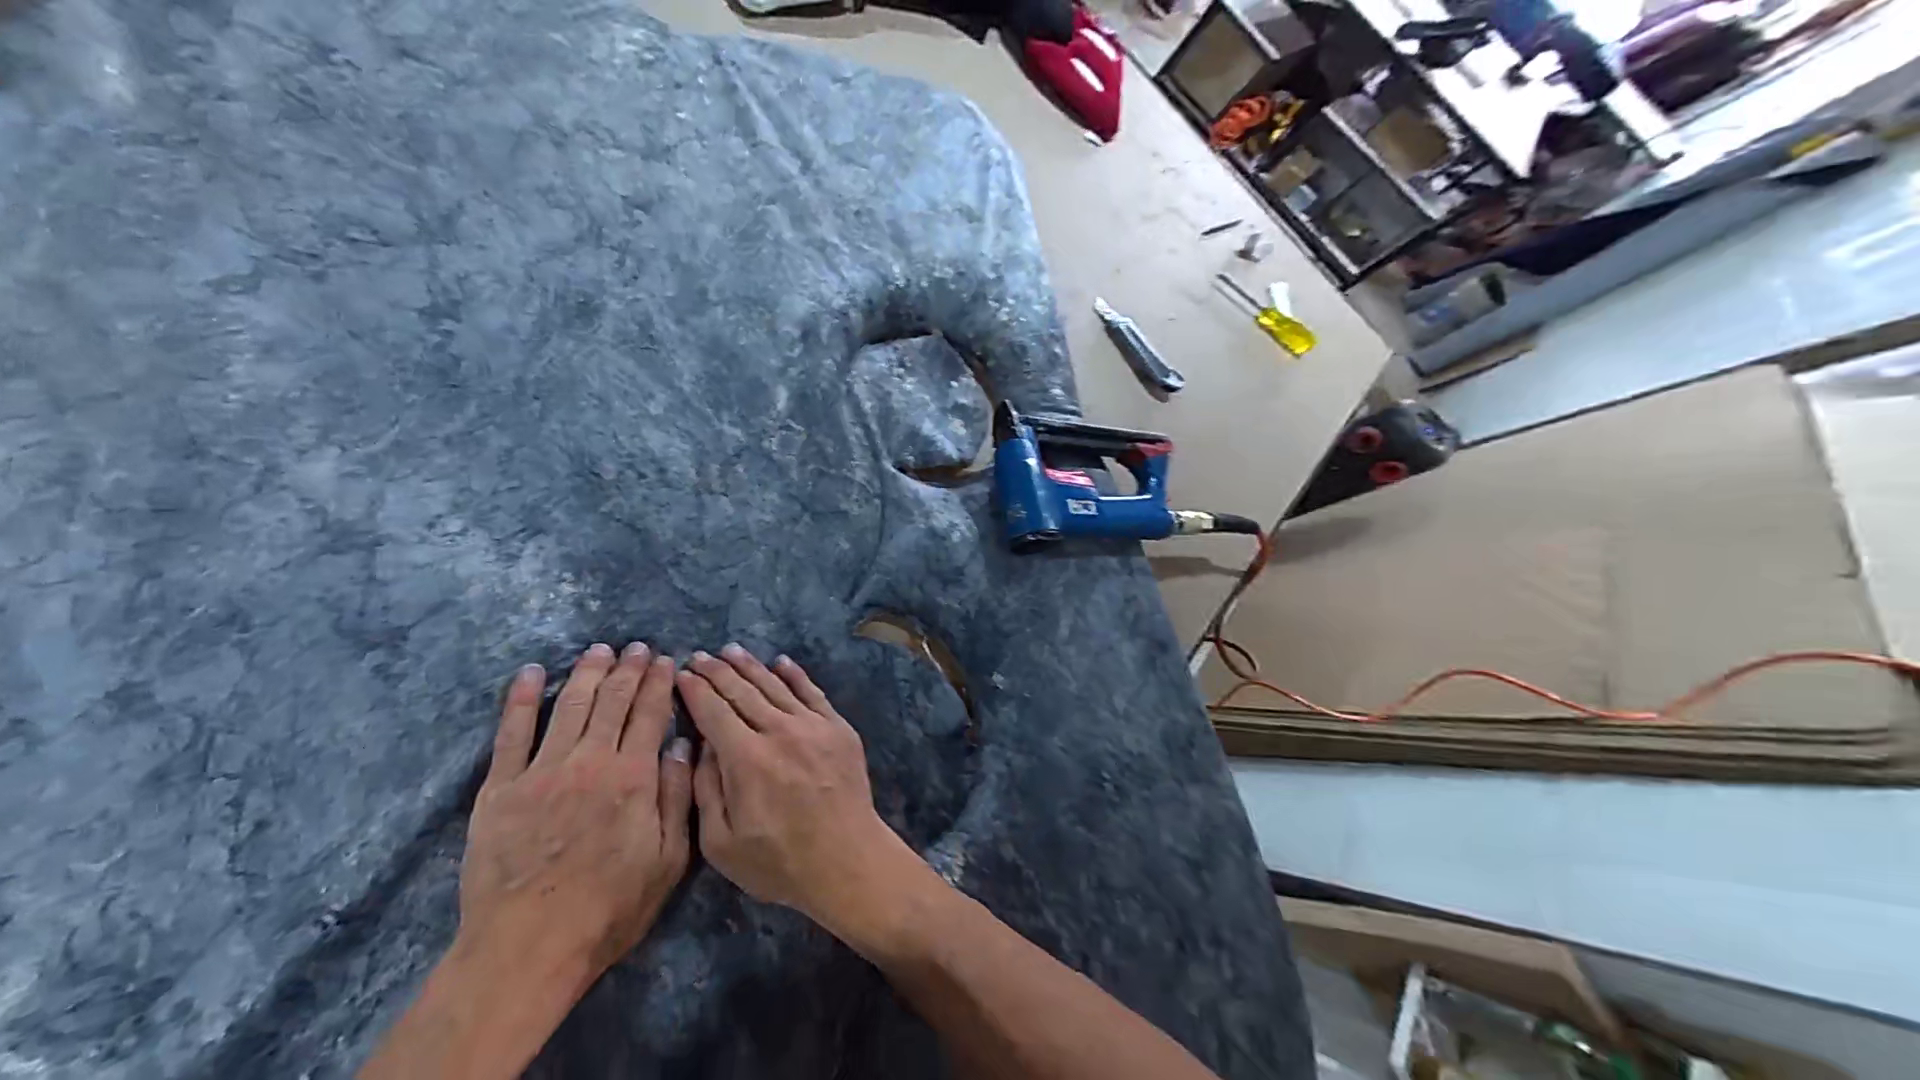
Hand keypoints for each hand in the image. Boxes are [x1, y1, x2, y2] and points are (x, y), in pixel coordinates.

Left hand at [460, 642, 693, 981]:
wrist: (527, 946)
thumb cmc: (610, 907)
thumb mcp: (669, 860)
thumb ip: (676, 798)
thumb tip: (680, 746)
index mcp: (633, 777)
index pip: (650, 714)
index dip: (659, 683)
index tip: (666, 660)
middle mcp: (590, 761)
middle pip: (612, 701)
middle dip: (628, 668)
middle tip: (638, 647)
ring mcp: (541, 771)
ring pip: (569, 705)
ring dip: (587, 672)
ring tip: (599, 650)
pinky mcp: (501, 788)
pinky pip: (512, 733)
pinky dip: (521, 699)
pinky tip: (530, 674)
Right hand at [677, 645, 910, 930]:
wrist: (848, 861)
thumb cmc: (779, 862)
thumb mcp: (721, 843)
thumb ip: (705, 789)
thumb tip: (699, 744)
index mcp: (746, 759)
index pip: (713, 711)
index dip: (695, 690)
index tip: (681, 673)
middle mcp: (779, 731)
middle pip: (742, 691)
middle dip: (717, 671)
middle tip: (700, 656)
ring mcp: (813, 726)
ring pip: (775, 686)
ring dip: (750, 666)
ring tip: (731, 650)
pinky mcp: (838, 729)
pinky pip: (812, 692)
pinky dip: (794, 675)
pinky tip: (780, 661)